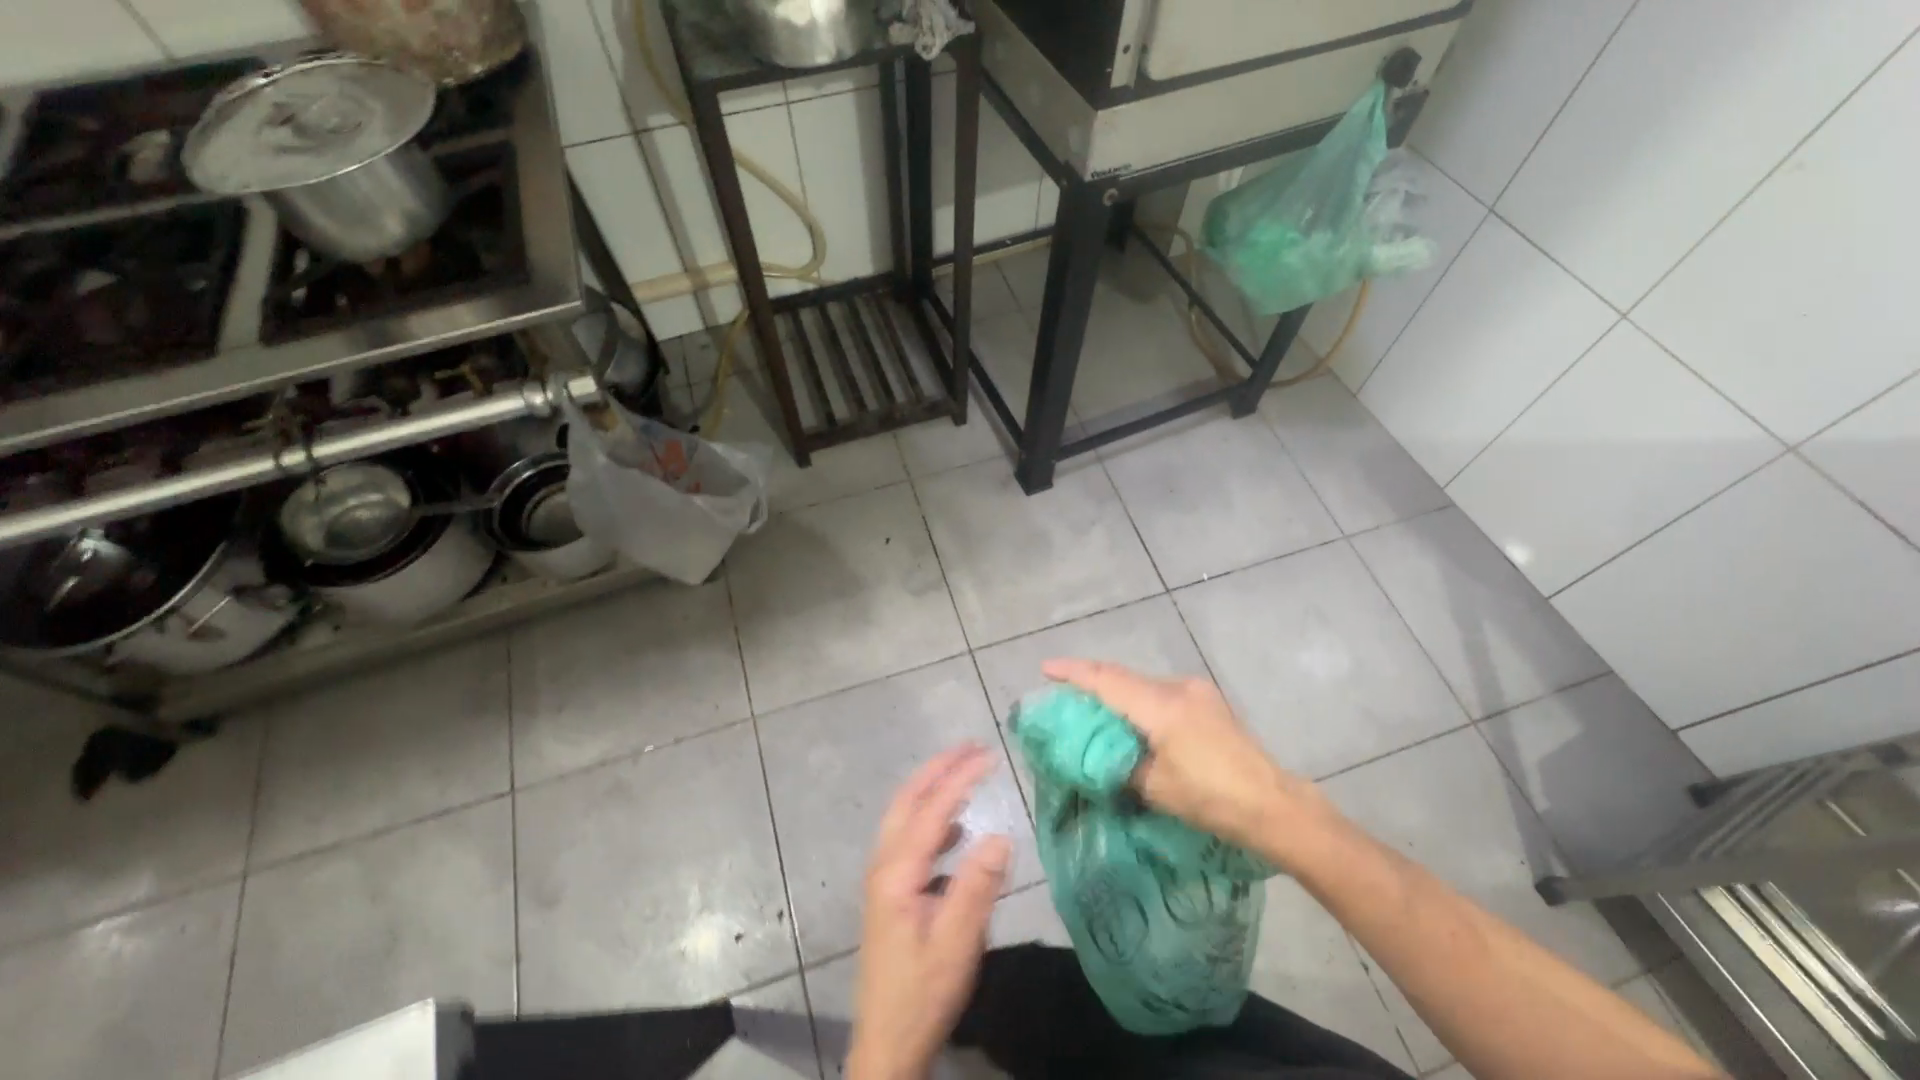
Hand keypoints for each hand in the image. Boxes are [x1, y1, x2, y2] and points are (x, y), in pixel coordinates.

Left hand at [849, 744, 1012, 1079]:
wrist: (888, 1040)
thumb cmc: (924, 992)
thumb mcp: (957, 943)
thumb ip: (977, 887)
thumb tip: (1001, 833)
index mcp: (897, 873)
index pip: (932, 811)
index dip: (960, 778)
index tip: (990, 753)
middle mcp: (884, 867)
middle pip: (907, 803)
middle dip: (938, 770)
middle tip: (971, 747)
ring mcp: (883, 881)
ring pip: (905, 820)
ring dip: (933, 791)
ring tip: (966, 774)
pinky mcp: (891, 896)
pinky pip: (909, 842)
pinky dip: (932, 822)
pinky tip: (955, 832)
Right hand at [1041, 658, 1339, 860]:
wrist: (1272, 805)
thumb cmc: (1209, 798)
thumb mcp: (1153, 787)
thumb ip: (1119, 763)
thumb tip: (1096, 755)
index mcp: (1161, 706)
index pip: (1107, 680)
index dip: (1074, 672)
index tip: (1045, 668)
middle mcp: (1178, 688)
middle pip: (1124, 678)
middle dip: (1092, 682)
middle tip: (1064, 695)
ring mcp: (1198, 693)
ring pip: (1144, 686)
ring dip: (1118, 693)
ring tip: (1094, 710)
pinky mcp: (1210, 705)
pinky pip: (1162, 695)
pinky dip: (1139, 702)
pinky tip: (1131, 721)